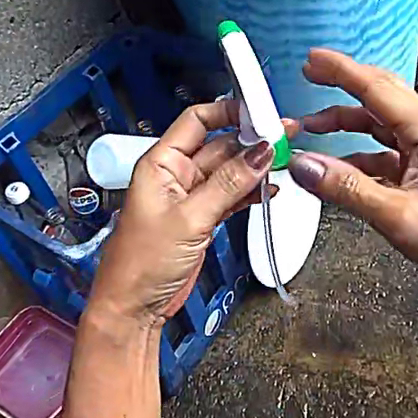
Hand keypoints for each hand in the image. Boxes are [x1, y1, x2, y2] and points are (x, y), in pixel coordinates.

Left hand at [87, 99, 282, 330]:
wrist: (135, 306)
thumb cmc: (140, 263)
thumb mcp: (190, 218)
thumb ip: (228, 184)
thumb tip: (259, 152)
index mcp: (161, 163)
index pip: (197, 120)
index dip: (228, 111)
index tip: (258, 111)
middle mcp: (175, 175)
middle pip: (218, 145)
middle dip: (250, 141)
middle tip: (282, 137)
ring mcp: (190, 197)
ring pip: (228, 171)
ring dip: (254, 168)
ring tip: (282, 161)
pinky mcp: (201, 218)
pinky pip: (230, 196)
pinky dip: (249, 193)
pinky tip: (269, 189)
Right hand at [289, 48, 417, 304]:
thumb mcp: (398, 216)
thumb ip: (346, 188)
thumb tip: (305, 166)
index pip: (376, 87)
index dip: (339, 71)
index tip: (313, 59)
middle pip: (379, 100)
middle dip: (341, 89)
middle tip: (310, 78)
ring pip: (382, 127)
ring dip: (347, 126)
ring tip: (313, 129)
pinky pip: (389, 153)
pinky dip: (360, 156)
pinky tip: (341, 169)